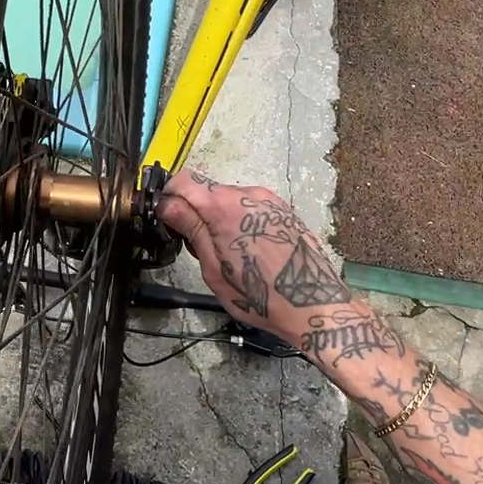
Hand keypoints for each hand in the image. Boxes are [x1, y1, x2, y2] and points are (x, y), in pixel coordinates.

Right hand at [157, 170, 362, 352]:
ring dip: (219, 218)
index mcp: (225, 207)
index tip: (169, 219)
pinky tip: (249, 250)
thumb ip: (191, 229)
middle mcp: (249, 195)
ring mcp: (269, 200)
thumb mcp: (215, 268)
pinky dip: (241, 221)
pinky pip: (251, 207)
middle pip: (207, 191)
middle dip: (196, 212)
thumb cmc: (262, 295)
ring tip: (228, 253)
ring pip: (229, 200)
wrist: (314, 304)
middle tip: (198, 246)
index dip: (170, 196)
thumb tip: (167, 204)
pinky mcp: (283, 210)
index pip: (184, 180)